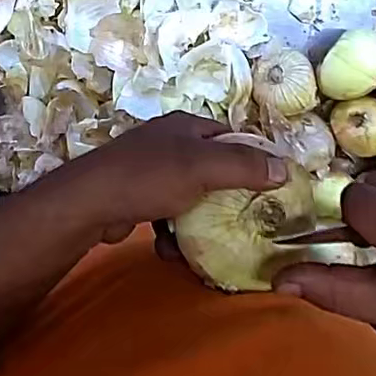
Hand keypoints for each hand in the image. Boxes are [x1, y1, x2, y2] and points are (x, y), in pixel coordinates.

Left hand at [27, 112, 287, 244]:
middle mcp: (169, 142)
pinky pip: (167, 214)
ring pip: (189, 195)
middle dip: (226, 196)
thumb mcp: (203, 166)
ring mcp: (151, 170)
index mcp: (187, 126)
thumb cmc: (150, 176)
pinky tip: (174, 250)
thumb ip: (243, 165)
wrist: (92, 203)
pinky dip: (173, 232)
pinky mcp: (137, 197)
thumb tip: (283, 168)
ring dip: (199, 221)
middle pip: (212, 168)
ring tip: (210, 244)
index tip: (271, 189)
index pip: (232, 137)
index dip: (253, 159)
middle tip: (247, 223)